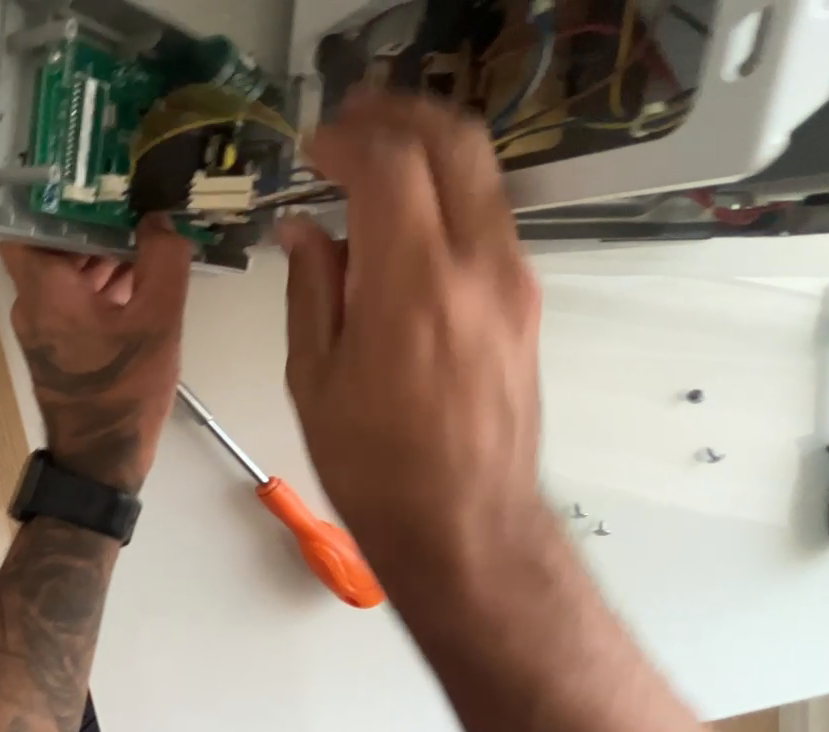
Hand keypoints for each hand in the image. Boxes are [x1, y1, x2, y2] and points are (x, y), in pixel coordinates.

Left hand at [0, 215, 193, 492]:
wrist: (102, 457)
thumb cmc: (124, 392)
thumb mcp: (158, 319)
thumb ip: (163, 259)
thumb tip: (160, 219)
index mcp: (45, 293)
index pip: (24, 229)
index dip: (50, 201)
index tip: (86, 176)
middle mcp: (33, 307)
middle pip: (51, 248)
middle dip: (90, 225)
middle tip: (131, 199)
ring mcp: (43, 330)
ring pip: (64, 276)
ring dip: (100, 256)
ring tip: (145, 234)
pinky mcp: (58, 348)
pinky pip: (73, 302)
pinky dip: (100, 286)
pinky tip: (141, 275)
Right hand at [279, 92, 546, 583]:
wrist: (461, 517)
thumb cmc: (372, 461)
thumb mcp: (313, 375)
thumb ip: (311, 288)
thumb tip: (305, 231)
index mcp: (411, 285)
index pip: (389, 168)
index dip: (347, 141)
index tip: (313, 145)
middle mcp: (477, 267)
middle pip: (454, 145)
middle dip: (400, 117)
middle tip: (351, 120)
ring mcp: (512, 281)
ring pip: (480, 176)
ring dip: (427, 152)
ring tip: (372, 162)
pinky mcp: (523, 301)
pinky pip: (487, 219)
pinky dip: (445, 197)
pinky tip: (402, 222)